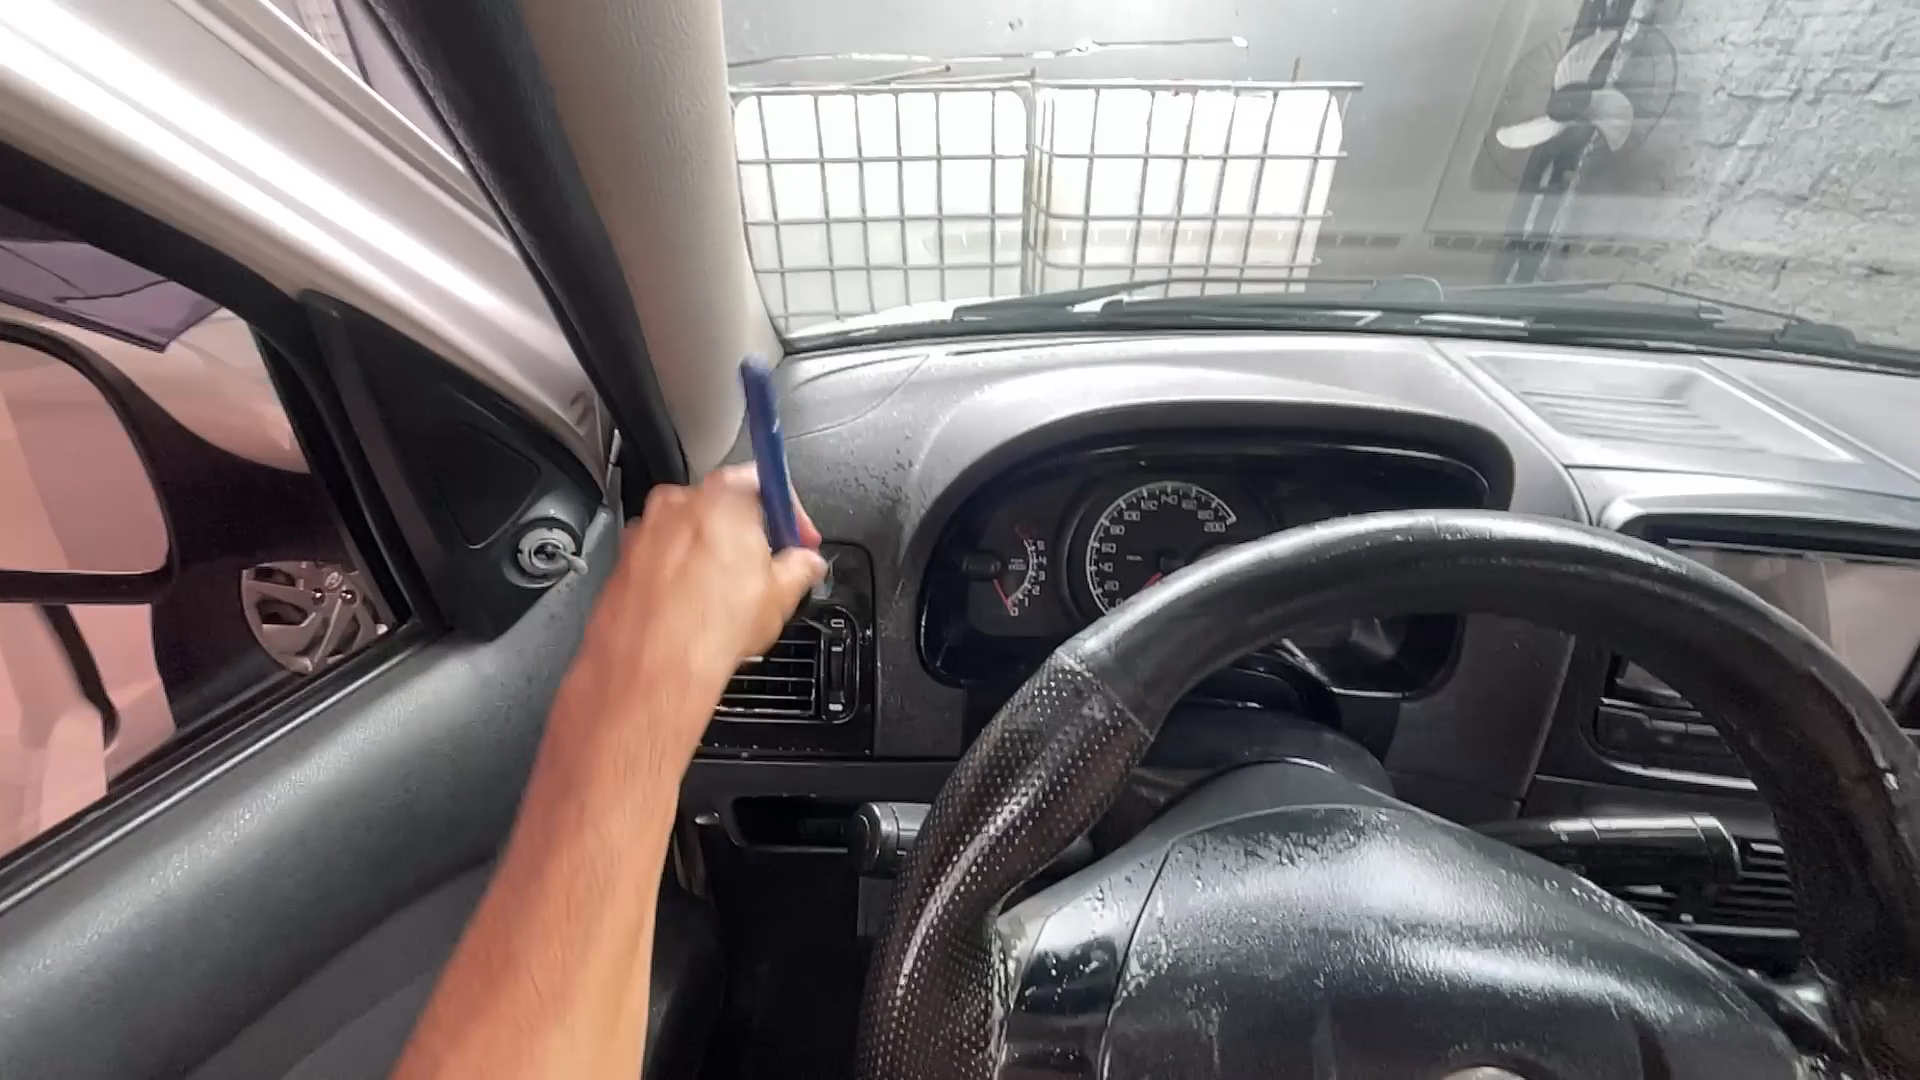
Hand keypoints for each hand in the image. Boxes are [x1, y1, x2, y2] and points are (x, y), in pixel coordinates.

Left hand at [553, 465, 825, 772]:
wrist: (650, 669)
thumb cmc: (709, 628)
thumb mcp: (782, 595)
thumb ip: (802, 566)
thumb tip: (807, 564)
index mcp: (723, 497)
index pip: (766, 482)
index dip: (792, 515)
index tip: (800, 540)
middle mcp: (678, 503)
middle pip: (728, 505)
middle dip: (753, 534)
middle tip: (770, 567)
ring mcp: (645, 532)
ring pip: (693, 531)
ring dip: (716, 553)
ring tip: (733, 595)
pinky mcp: (624, 561)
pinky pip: (664, 556)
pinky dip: (683, 573)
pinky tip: (699, 608)